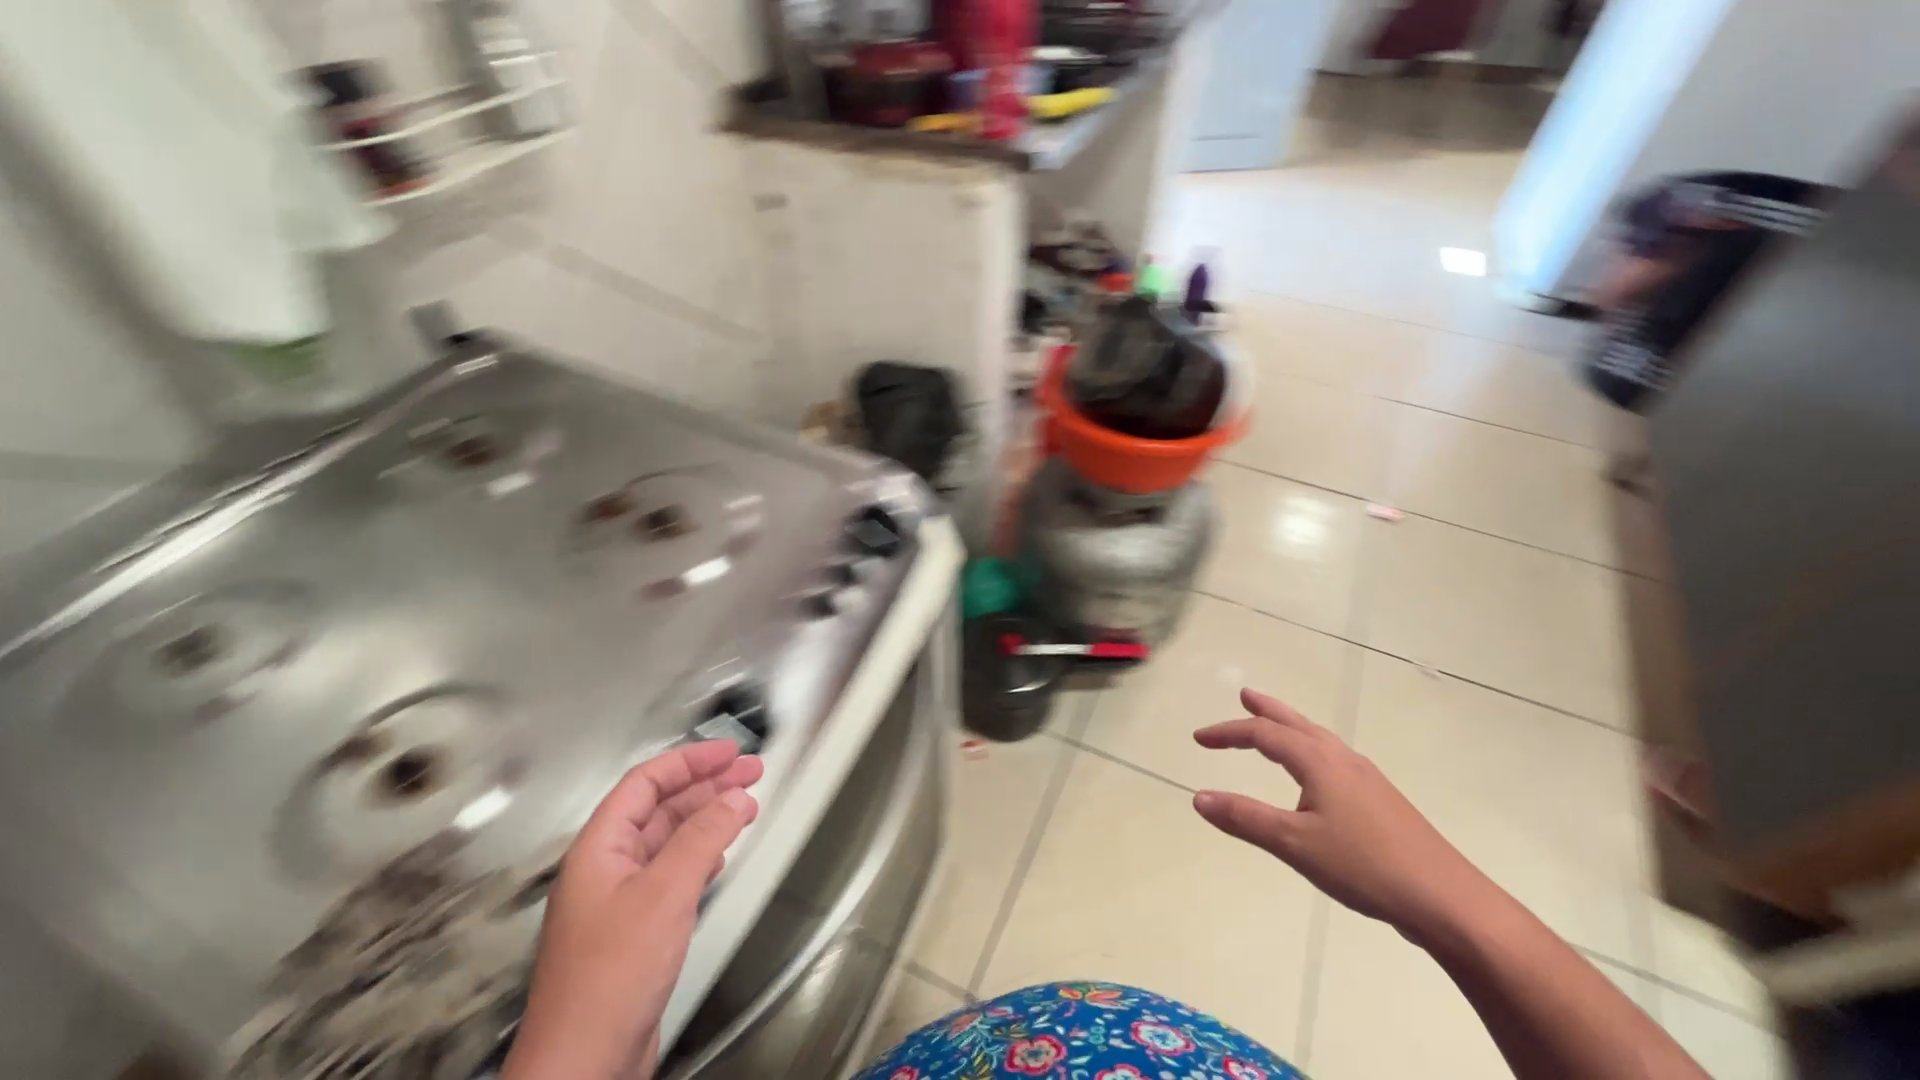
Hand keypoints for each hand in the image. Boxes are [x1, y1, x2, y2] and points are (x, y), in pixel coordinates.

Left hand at [503, 740, 762, 1079]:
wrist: (585, 1060)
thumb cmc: (607, 979)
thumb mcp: (664, 893)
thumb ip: (702, 839)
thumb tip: (735, 798)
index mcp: (599, 848)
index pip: (645, 782)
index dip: (690, 761)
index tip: (729, 752)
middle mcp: (607, 868)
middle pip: (659, 808)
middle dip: (706, 786)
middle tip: (749, 773)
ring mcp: (620, 899)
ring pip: (668, 841)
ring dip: (706, 820)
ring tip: (744, 806)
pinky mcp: (637, 930)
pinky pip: (672, 874)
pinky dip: (701, 857)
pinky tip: (719, 857)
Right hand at [1191, 689, 1496, 946]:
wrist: (1444, 898)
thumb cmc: (1364, 865)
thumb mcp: (1294, 844)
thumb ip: (1245, 818)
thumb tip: (1199, 797)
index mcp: (1319, 762)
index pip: (1264, 734)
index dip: (1228, 733)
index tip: (1198, 738)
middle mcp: (1343, 760)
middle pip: (1297, 724)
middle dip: (1267, 710)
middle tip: (1244, 694)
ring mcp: (1366, 780)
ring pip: (1320, 740)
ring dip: (1291, 727)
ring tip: (1275, 725)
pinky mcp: (1380, 801)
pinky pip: (1334, 760)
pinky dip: (1311, 751)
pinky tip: (1315, 776)